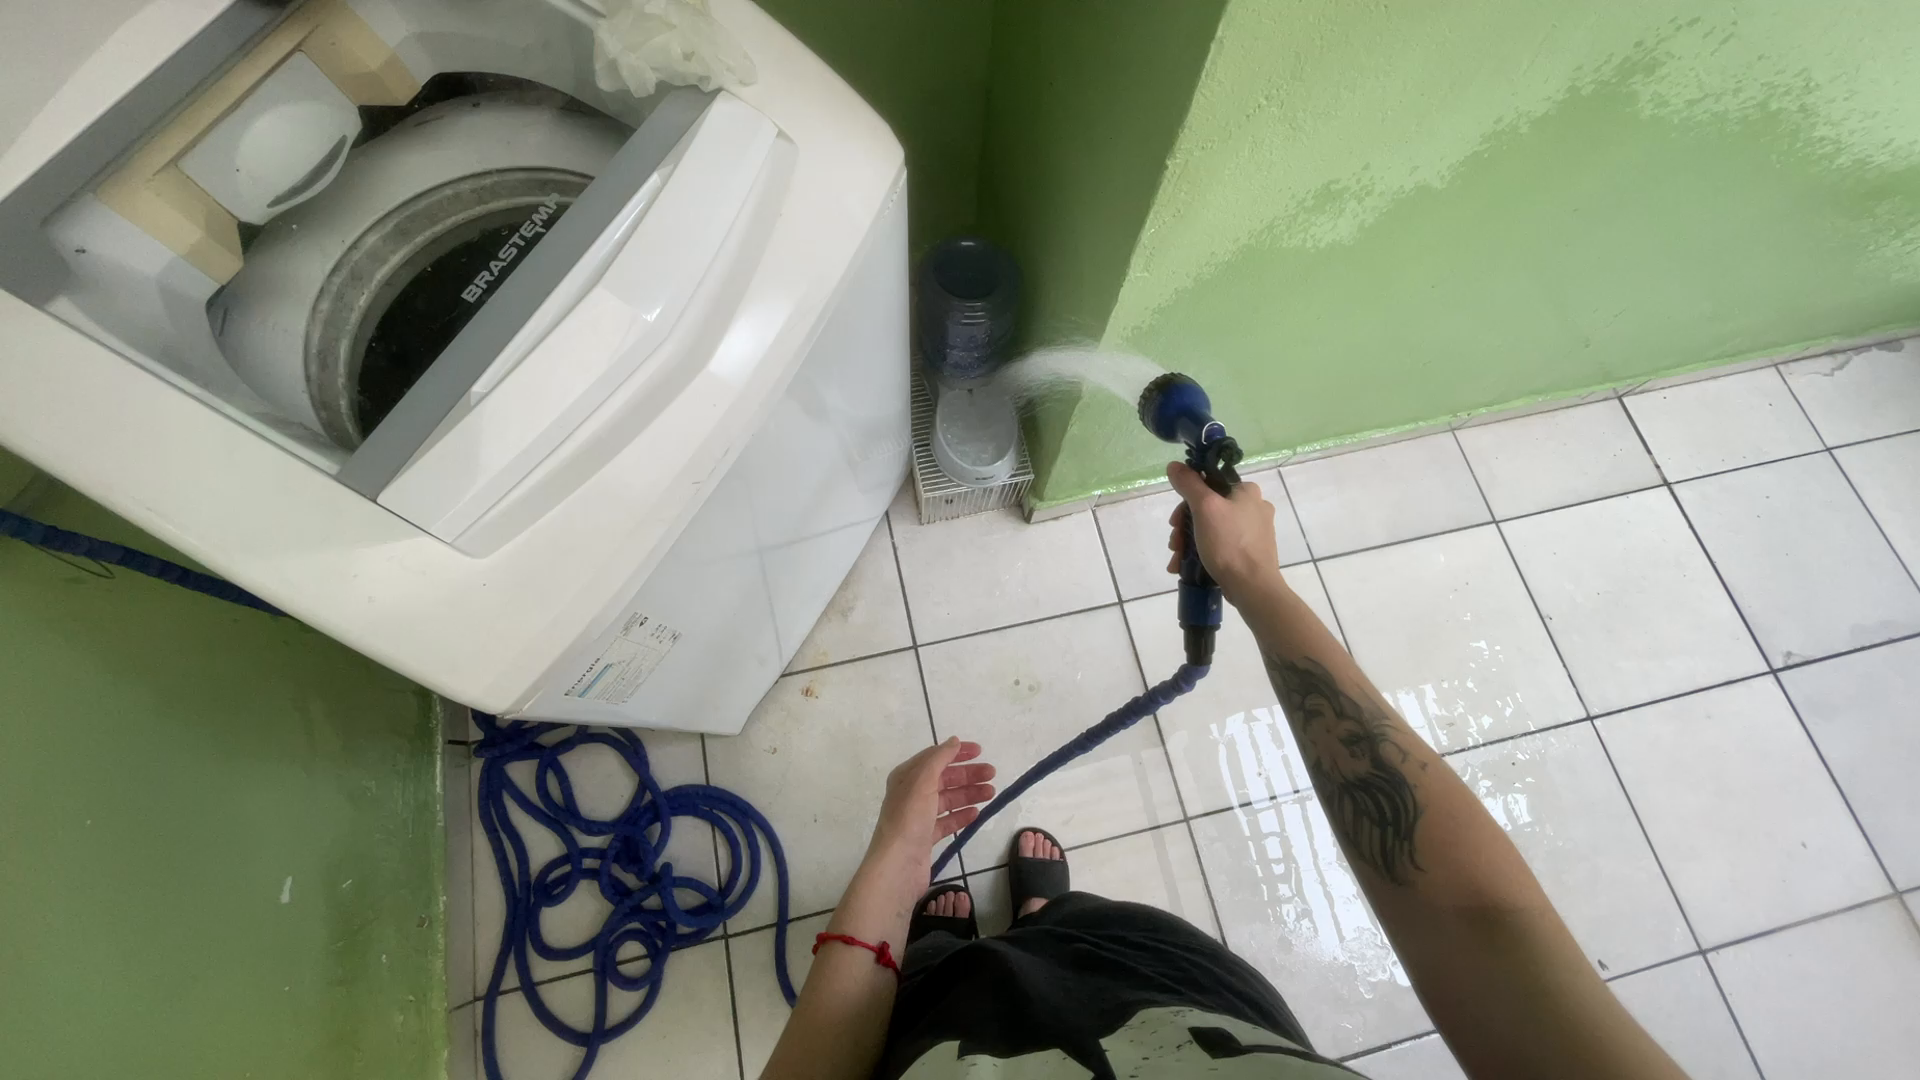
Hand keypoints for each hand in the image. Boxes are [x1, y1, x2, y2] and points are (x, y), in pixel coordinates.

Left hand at [869, 737, 995, 860]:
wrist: (897, 865)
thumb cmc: (909, 818)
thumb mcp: (923, 781)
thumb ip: (939, 758)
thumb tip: (953, 741)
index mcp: (907, 776)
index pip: (935, 757)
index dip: (956, 752)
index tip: (980, 751)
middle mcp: (912, 794)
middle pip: (944, 778)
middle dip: (968, 774)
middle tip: (992, 774)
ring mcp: (919, 816)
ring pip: (948, 799)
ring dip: (969, 794)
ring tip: (991, 793)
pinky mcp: (926, 837)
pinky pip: (947, 821)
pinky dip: (961, 815)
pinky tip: (976, 813)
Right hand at [1166, 461, 1282, 601]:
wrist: (1252, 586)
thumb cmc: (1229, 543)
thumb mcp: (1204, 508)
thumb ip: (1188, 484)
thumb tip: (1174, 465)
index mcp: (1246, 491)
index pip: (1208, 485)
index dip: (1186, 501)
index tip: (1174, 521)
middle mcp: (1254, 506)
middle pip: (1207, 509)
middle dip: (1184, 527)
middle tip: (1174, 544)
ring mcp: (1254, 531)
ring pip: (1212, 528)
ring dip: (1189, 542)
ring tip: (1178, 559)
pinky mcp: (1251, 551)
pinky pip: (1221, 545)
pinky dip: (1202, 552)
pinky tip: (1187, 566)